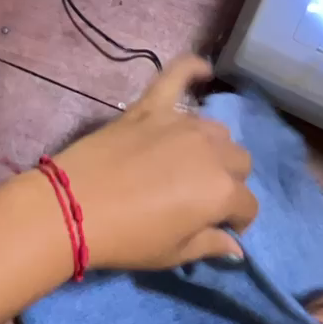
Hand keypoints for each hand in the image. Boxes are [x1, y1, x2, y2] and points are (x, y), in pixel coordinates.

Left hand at [47, 56, 256, 271]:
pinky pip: (177, 76)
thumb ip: (210, 245)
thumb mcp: (173, 254)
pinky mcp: (151, 106)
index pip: (248, 205)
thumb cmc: (127, 238)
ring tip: (188, 163)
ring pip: (216, 130)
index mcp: (222, 190)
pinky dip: (192, 69)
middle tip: (200, 198)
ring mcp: (182, 123)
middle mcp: (211, 151)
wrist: (74, 206)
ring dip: (211, 146)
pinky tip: (204, 70)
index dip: (237, 219)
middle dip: (228, 182)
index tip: (219, 228)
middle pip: (239, 162)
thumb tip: (237, 248)